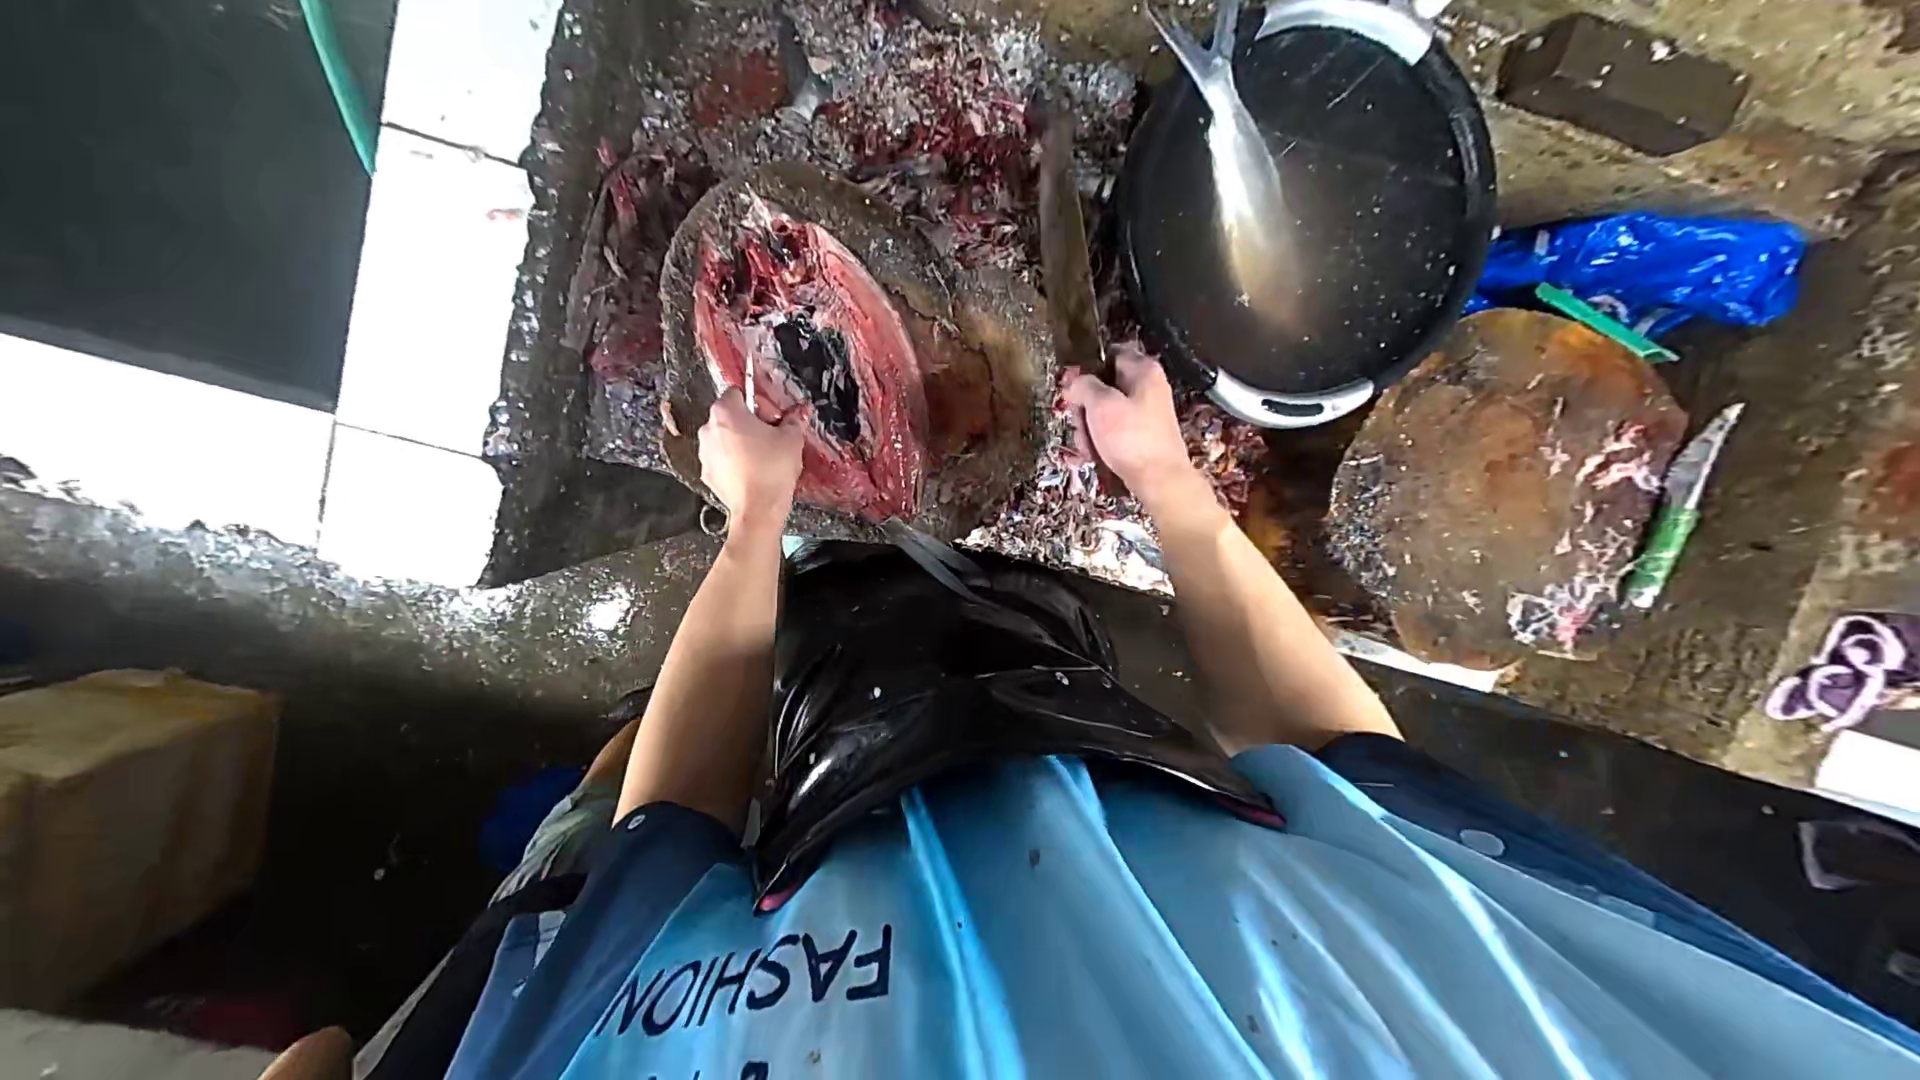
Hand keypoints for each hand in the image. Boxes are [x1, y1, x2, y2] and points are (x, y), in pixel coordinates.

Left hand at [698, 389, 807, 536]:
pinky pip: (722, 460)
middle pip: (729, 415)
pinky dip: (735, 462)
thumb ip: (794, 420)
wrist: (759, 509)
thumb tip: (799, 412)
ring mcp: (705, 452)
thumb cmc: (772, 470)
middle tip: (772, 435)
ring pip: (725, 439)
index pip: (738, 392)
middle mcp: (709, 429)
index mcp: (726, 412)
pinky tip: (753, 472)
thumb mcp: (792, 439)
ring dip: (741, 443)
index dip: (758, 402)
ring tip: (764, 457)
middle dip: (749, 422)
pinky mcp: (708, 473)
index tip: (772, 416)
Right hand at [1063, 347, 1200, 505]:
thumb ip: (1084, 386)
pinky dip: (1100, 441)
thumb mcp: (1101, 406)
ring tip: (1088, 445)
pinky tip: (1094, 455)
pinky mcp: (1141, 435)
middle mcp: (1147, 387)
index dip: (1088, 367)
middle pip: (1104, 385)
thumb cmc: (1130, 438)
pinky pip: (1112, 430)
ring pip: (1104, 411)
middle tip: (1080, 421)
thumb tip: (1075, 382)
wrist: (1158, 479)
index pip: (1110, 353)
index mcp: (1144, 370)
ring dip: (1089, 427)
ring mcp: (1145, 412)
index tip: (1073, 386)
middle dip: (1085, 405)